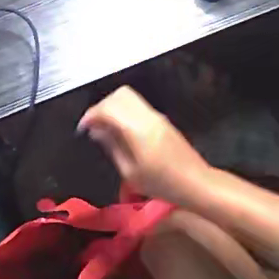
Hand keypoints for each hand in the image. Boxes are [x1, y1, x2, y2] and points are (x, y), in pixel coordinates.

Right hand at [78, 86, 211, 205]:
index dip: (90, 115)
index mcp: (138, 129)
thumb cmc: (162, 183)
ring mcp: (156, 116)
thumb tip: (96, 130)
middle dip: (100, 107)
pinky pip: (137, 105)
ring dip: (112, 106)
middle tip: (92, 126)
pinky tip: (119, 129)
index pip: (108, 108)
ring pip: (128, 96)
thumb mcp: (130, 172)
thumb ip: (112, 146)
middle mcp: (148, 116)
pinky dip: (123, 110)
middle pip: (118, 95)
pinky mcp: (161, 119)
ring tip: (104, 127)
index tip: (82, 129)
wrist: (196, 182)